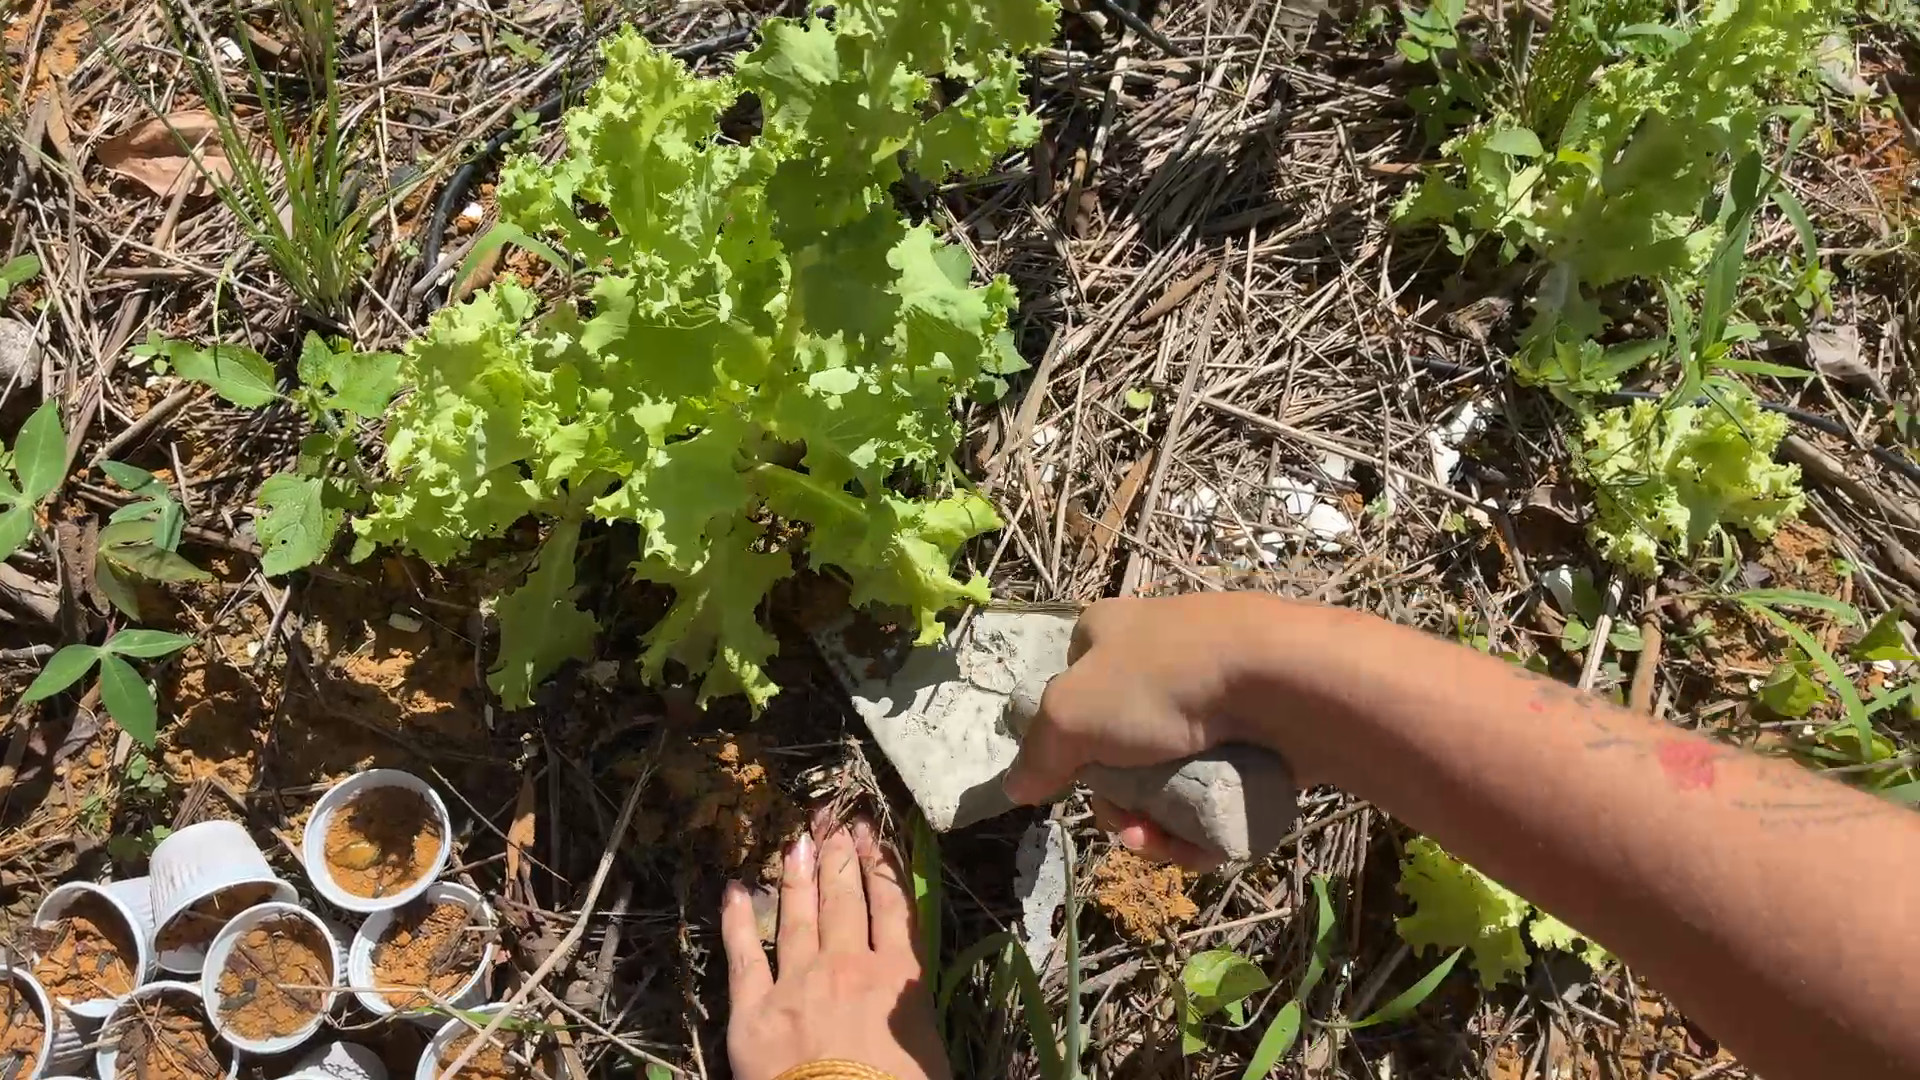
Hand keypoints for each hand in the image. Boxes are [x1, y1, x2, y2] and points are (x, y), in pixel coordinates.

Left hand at [721, 813, 948, 1079]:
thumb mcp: (928, 1049)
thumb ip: (914, 1002)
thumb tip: (909, 981)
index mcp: (896, 975)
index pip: (891, 905)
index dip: (880, 864)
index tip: (870, 833)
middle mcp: (847, 964)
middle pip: (844, 899)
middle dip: (838, 857)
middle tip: (832, 822)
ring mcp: (798, 982)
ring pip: (799, 915)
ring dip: (797, 874)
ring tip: (796, 840)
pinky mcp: (754, 1011)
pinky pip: (744, 957)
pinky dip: (738, 921)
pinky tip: (734, 890)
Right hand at [1002, 594, 1310, 868]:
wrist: (1282, 676)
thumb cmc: (1160, 683)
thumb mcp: (1071, 715)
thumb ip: (1038, 753)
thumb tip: (1016, 788)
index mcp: (1108, 634)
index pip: (1071, 690)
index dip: (1069, 743)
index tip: (1078, 780)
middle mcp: (1155, 656)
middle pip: (1116, 745)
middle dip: (1116, 799)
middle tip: (1127, 823)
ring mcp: (1209, 692)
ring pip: (1166, 773)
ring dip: (1154, 822)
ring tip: (1163, 846)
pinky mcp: (1254, 729)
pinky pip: (1213, 783)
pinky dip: (1200, 822)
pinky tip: (1199, 847)